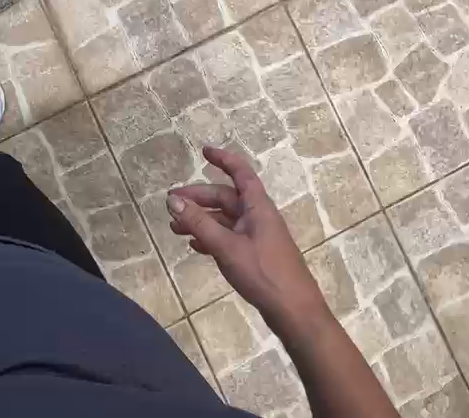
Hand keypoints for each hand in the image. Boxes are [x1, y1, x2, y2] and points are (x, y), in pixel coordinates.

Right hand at [168, 145, 329, 332]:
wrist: (296, 316)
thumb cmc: (264, 273)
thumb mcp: (226, 247)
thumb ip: (198, 222)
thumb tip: (172, 199)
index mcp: (258, 208)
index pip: (241, 173)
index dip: (223, 160)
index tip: (204, 151)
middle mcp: (258, 217)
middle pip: (226, 198)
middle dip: (198, 198)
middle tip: (172, 204)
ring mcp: (258, 237)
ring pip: (225, 219)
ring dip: (201, 220)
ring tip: (176, 229)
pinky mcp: (256, 256)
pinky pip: (229, 237)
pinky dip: (211, 237)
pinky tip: (195, 246)